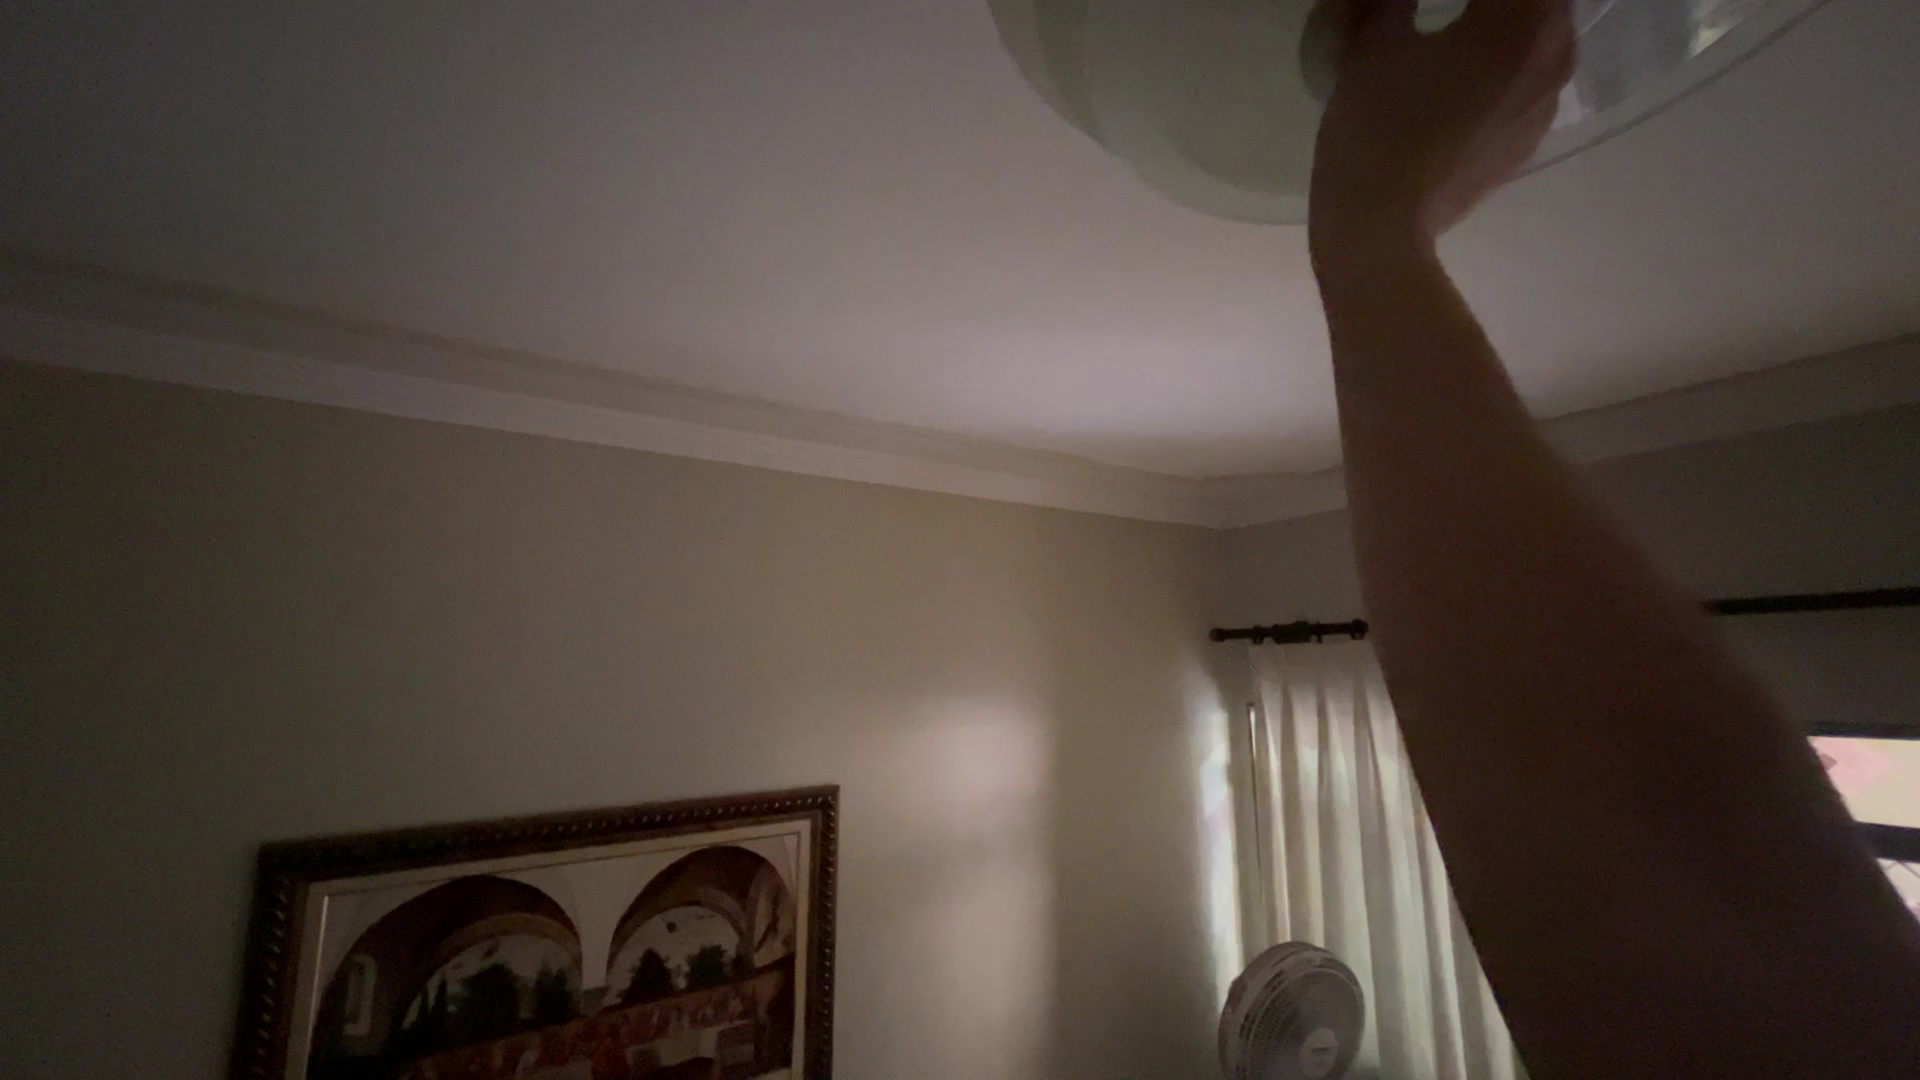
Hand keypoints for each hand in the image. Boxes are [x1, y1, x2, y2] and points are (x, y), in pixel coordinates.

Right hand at [1309, 0, 1574, 255]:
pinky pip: (1520, 91)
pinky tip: (1451, 99)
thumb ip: (1389, 2)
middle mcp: (1556, 51)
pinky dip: (1494, 81)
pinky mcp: (1525, 145)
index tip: (1423, 6)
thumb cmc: (1373, 135)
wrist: (1376, 232)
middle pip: (1535, 4)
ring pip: (1534, 44)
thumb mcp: (1370, 51)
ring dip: (1499, 36)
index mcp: (1524, 16)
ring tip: (1451, 51)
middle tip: (1449, 16)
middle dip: (1490, 8)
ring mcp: (1545, 104)